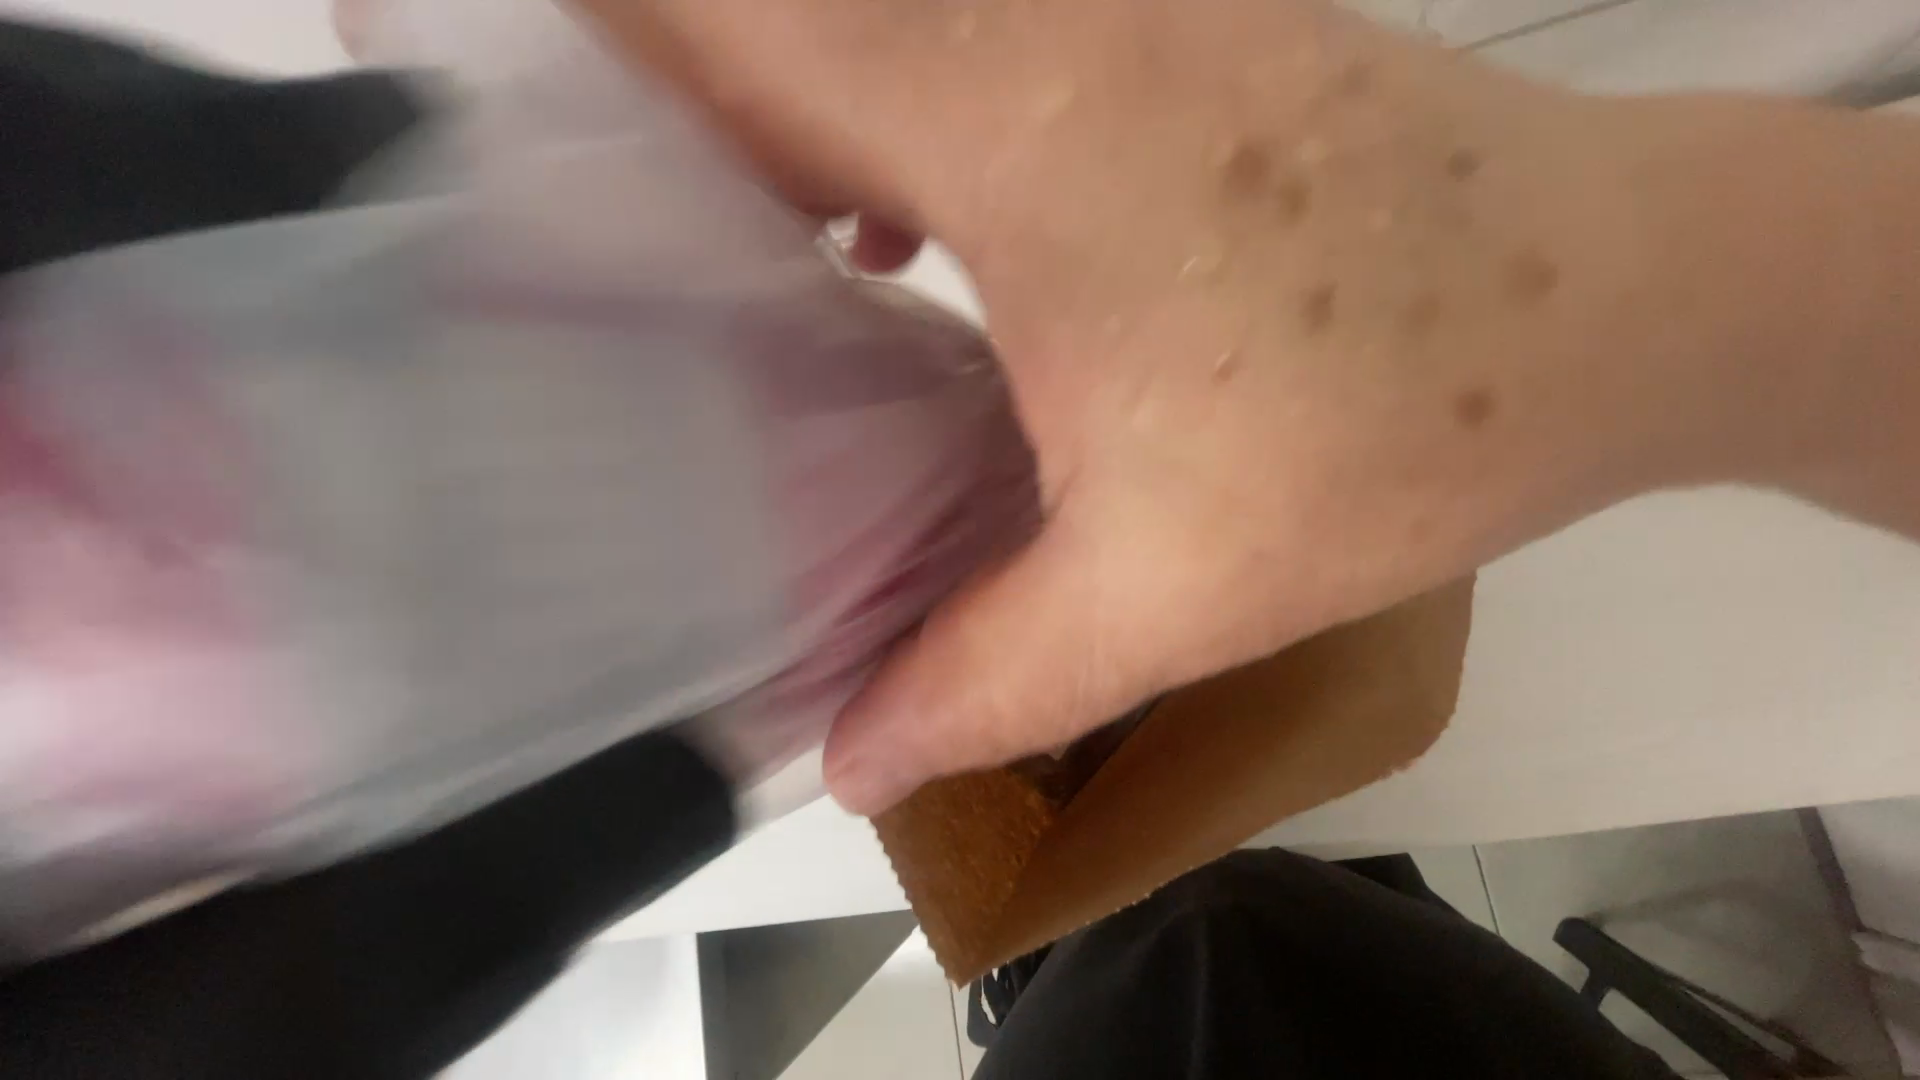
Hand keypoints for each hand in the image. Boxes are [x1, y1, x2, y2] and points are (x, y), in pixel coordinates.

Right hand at [567, 0, 1890, 813]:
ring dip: (755, 130)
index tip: (454, 104)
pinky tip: (867, 249)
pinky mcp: (1141, 43)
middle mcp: (1035, 25)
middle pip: (762, 25)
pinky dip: (863, 138)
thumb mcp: (1174, 585)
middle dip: (644, 116)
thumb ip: (989, 677)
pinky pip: (936, 61)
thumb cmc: (1413, 424)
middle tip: (563, 238)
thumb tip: (850, 757)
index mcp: (1013, 118)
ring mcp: (1097, 15)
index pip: (719, 20)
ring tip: (697, 260)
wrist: (1609, 306)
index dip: (564, 45)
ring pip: (850, 38)